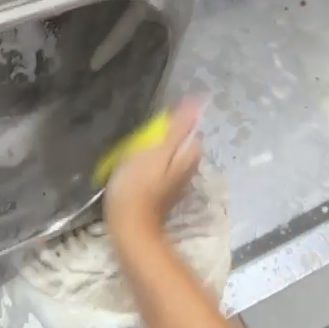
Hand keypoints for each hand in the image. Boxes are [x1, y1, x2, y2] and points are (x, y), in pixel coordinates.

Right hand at [103, 99, 204, 241]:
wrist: (129, 226)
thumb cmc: (137, 186)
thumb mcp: (156, 150)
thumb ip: (178, 127)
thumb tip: (200, 101)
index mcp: (189, 155)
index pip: (189, 128)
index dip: (172, 122)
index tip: (152, 124)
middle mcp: (189, 169)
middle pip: (179, 143)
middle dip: (164, 136)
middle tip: (139, 138)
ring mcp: (176, 183)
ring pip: (169, 157)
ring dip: (155, 150)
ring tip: (132, 151)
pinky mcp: (162, 194)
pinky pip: (159, 170)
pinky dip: (148, 166)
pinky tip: (133, 169)